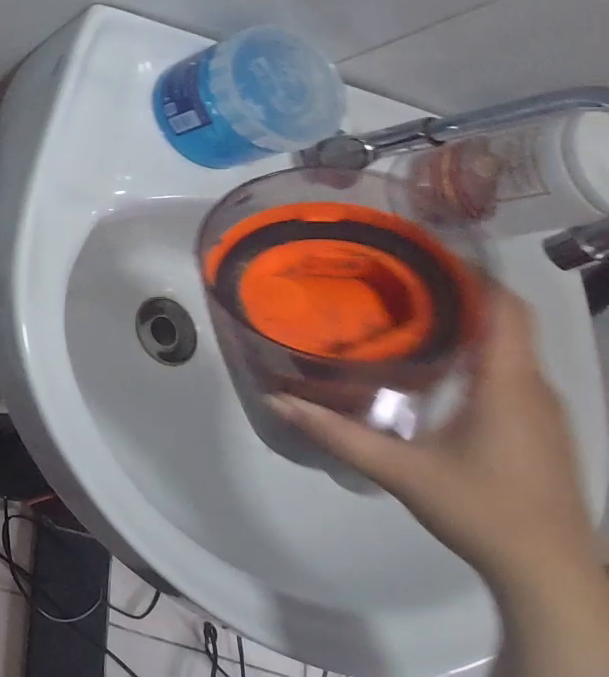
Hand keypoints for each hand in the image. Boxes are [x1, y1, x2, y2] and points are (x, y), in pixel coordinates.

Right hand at [271, 288, 595, 592]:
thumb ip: (336, 433)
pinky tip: (429, 369)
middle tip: (389, 282)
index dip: (473, 275)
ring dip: (462, 328)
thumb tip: (276, 400)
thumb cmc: (483, 511)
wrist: (551, 573)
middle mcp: (534, 390)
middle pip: (504, 324)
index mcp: (509, 386)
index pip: (506, 310)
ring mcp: (544, 413)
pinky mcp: (540, 432)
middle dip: (453, 296)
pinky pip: (508, 374)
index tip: (420, 253)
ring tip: (399, 316)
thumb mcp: (399, 471)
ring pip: (506, 350)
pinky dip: (473, 356)